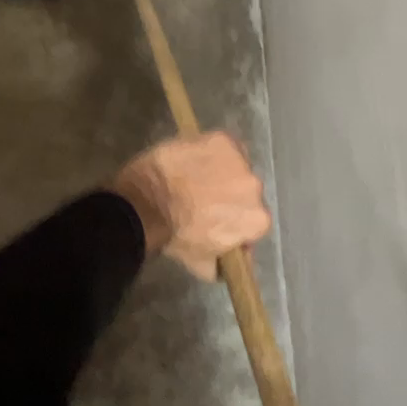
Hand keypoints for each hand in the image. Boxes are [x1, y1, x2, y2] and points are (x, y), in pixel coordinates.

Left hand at [109, 132, 272, 281]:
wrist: (149, 203)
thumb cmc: (177, 236)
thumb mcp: (205, 265)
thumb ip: (227, 264)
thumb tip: (234, 259)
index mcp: (257, 219)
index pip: (254, 221)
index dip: (237, 221)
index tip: (219, 220)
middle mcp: (255, 187)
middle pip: (246, 191)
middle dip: (231, 195)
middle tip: (206, 198)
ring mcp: (240, 160)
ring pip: (236, 165)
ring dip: (224, 171)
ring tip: (197, 176)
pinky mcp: (222, 139)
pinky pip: (224, 145)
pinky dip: (213, 150)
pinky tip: (195, 158)